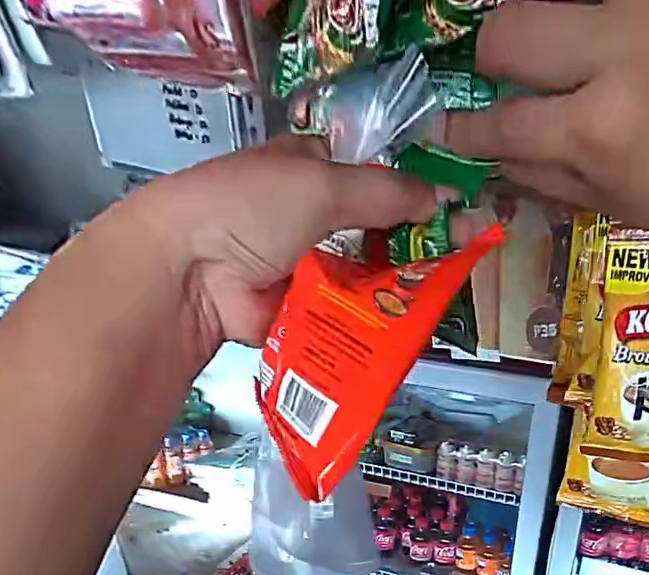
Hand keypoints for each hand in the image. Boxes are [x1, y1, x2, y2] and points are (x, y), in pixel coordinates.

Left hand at [71, 136, 442, 359]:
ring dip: (399, 290)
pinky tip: (408, 330)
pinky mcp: (309, 312)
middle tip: (456, 267)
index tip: (456, 217)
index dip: (418, 198)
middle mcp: (316, 220)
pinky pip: (351, 317)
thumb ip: (387, 194)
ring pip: (369, 279)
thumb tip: (448, 197)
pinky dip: (375, 322)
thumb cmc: (250, 207)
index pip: (379, 182)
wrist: (192, 272)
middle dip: (414, 250)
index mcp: (315, 172)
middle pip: (379, 235)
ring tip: (440, 301)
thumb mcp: (322, 184)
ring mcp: (312, 269)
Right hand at [442, 0, 648, 252]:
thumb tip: (494, 159)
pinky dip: (607, 17)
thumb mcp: (616, 205)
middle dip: (490, 59)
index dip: (462, 134)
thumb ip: (548, 177)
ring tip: (564, 50)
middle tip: (503, 74)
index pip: (501, 126)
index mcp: (599, 132)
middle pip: (509, 30)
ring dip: (542, 23)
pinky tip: (621, 43)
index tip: (444, 130)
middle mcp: (619, 53)